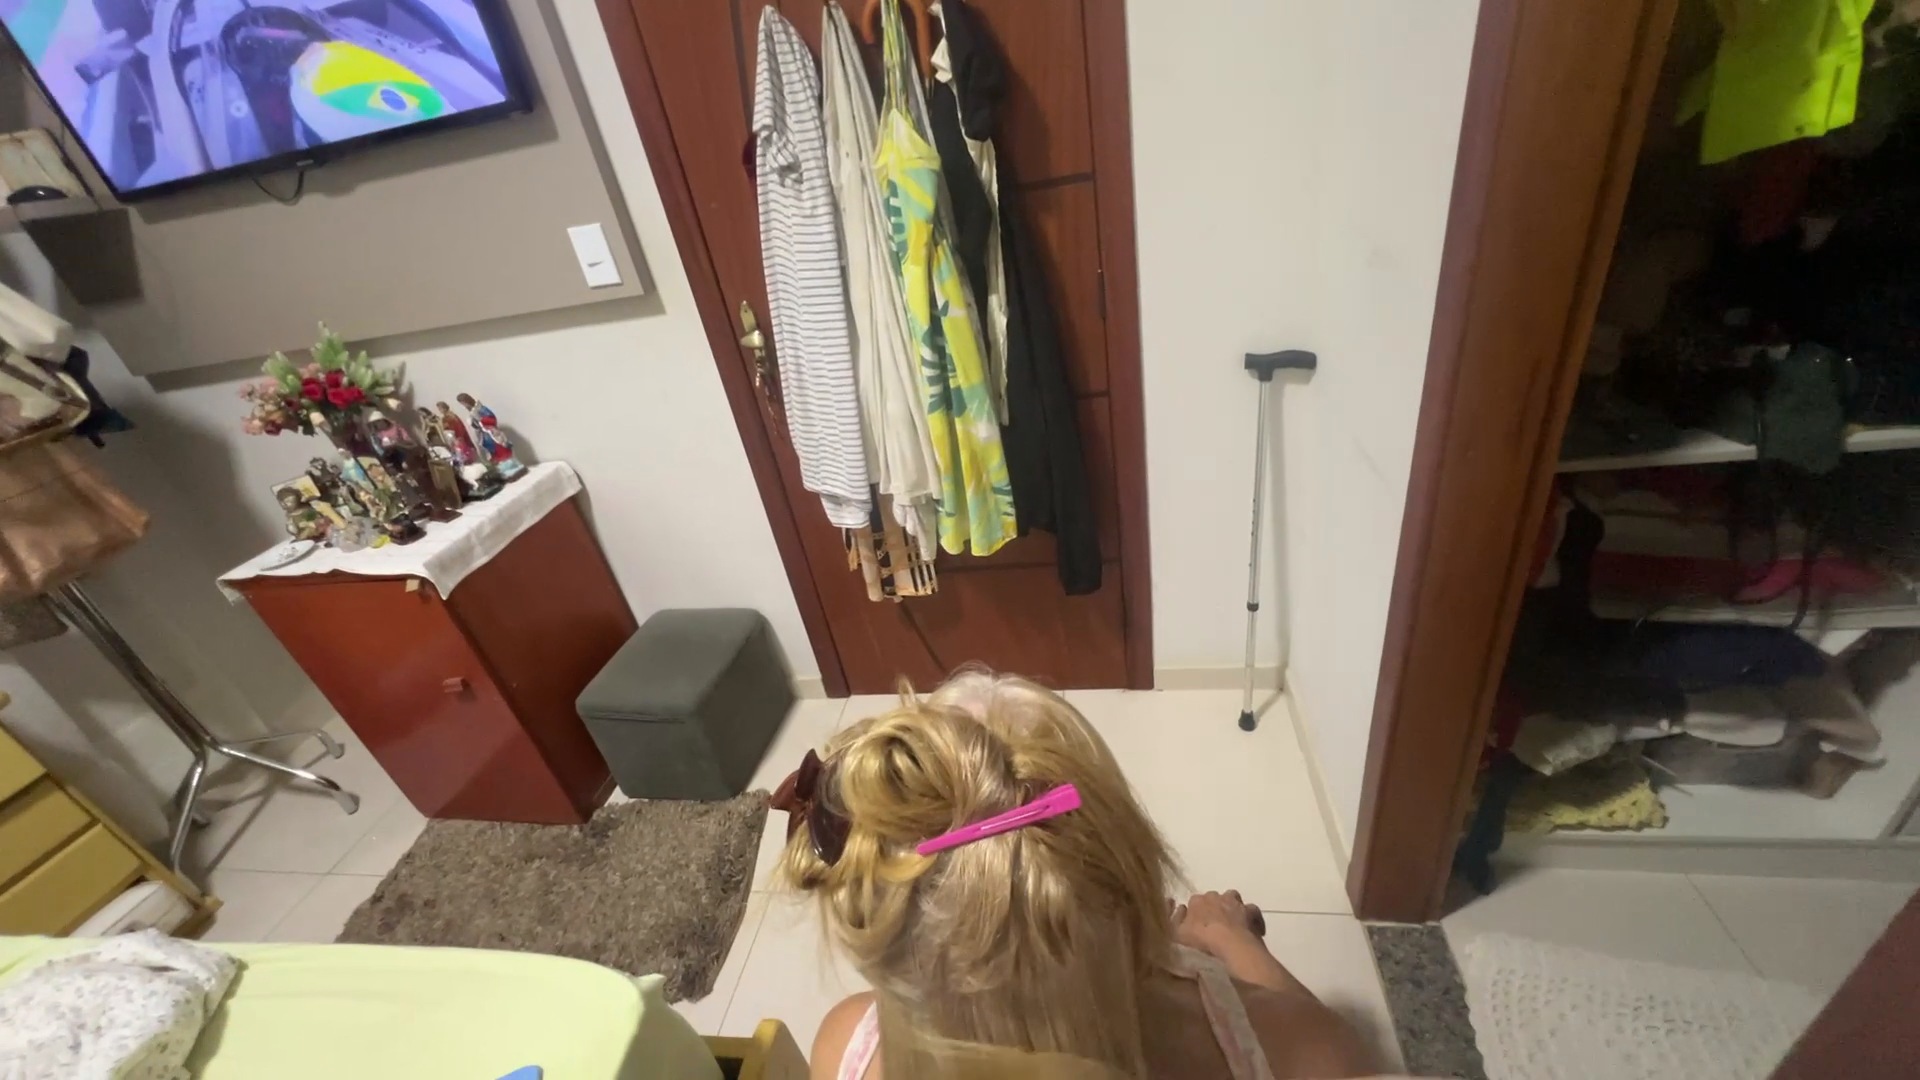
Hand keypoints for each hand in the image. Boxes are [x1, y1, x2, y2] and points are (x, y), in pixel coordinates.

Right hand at [1171, 890, 1260, 960]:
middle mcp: (1215, 896)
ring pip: (1233, 898)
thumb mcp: (1178, 933)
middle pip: (1214, 898)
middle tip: (1215, 925)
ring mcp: (1234, 902)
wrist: (1230, 944)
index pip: (1194, 902)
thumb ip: (1175, 920)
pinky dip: (1251, 917)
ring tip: (1232, 922)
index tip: (1198, 925)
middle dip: (1215, 908)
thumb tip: (1179, 908)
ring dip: (1232, 907)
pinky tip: (1250, 927)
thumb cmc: (1202, 939)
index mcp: (1197, 900)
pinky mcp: (1250, 911)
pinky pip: (1252, 910)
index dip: (1197, 913)